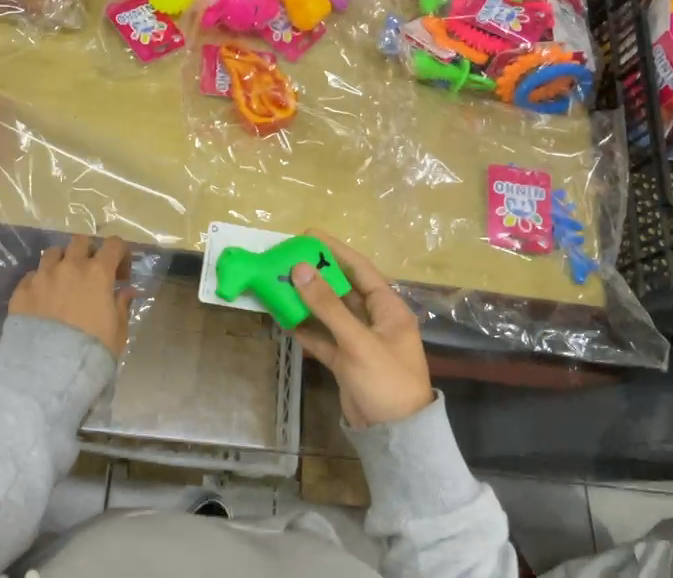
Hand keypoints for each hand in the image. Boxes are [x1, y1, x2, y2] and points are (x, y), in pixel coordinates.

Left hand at [9, 235, 135, 357]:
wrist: (48, 373)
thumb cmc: (91, 351)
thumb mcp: (117, 332)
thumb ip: (122, 306)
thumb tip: (127, 291)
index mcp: (97, 273)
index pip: (114, 244)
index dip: (120, 254)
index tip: (121, 275)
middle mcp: (69, 267)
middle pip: (80, 242)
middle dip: (88, 252)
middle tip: (91, 274)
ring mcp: (42, 276)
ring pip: (52, 253)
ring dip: (61, 261)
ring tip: (63, 281)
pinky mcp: (21, 291)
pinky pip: (31, 275)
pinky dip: (40, 281)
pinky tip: (42, 298)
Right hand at [288, 231, 433, 428]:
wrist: (396, 437)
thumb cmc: (386, 381)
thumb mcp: (357, 341)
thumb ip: (327, 306)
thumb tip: (299, 268)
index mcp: (388, 308)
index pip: (360, 268)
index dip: (335, 250)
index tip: (307, 235)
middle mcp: (375, 320)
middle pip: (341, 289)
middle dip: (314, 275)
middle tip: (284, 260)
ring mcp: (359, 341)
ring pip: (329, 313)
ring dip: (306, 301)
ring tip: (277, 284)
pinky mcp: (346, 361)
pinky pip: (323, 337)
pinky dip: (305, 329)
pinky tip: (283, 318)